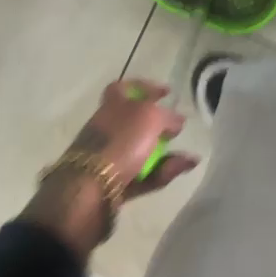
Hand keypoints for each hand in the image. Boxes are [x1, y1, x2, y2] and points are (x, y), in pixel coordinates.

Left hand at [19, 79, 199, 262]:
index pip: (126, 87)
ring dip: (166, 154)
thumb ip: (167, 116)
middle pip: (136, 123)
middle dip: (159, 127)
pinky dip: (162, 173)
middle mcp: (108, 128)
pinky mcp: (114, 184)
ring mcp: (110, 157)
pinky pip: (143, 175)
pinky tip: (181, 169)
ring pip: (142, 152)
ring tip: (186, 158)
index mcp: (112, 104)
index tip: (167, 93)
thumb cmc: (120, 141)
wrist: (89, 189)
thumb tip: (177, 121)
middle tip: (176, 130)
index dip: (146, 87)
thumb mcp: (151, 117)